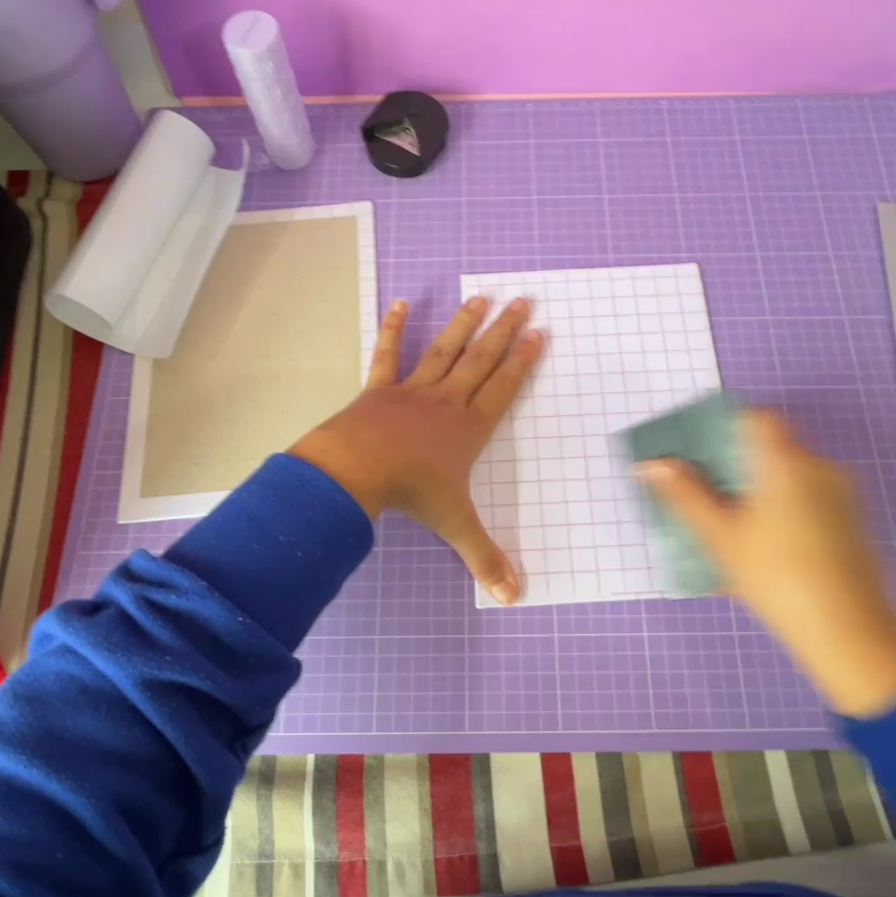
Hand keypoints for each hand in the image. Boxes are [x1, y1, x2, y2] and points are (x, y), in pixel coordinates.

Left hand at [290, 296, 544, 604]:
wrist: (357, 469)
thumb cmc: (411, 492)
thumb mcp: (454, 526)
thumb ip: (485, 559)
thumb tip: (515, 599)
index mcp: (468, 428)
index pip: (503, 389)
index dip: (522, 363)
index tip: (538, 334)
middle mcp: (446, 401)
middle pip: (480, 360)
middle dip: (502, 331)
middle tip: (522, 299)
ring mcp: (412, 390)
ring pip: (443, 350)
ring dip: (463, 324)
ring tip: (480, 297)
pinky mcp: (379, 388)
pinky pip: (387, 354)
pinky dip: (392, 329)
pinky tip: (399, 304)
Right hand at [638, 408, 895, 716]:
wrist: (848, 633)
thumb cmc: (776, 577)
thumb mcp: (720, 538)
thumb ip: (685, 496)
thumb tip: (651, 464)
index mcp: (787, 462)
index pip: (756, 419)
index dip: (725, 429)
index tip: (700, 457)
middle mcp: (819, 469)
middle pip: (770, 451)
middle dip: (733, 471)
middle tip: (701, 499)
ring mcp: (840, 498)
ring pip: (787, 482)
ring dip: (754, 498)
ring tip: (724, 535)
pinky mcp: (850, 526)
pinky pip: (804, 506)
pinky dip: (778, 517)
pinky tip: (757, 556)